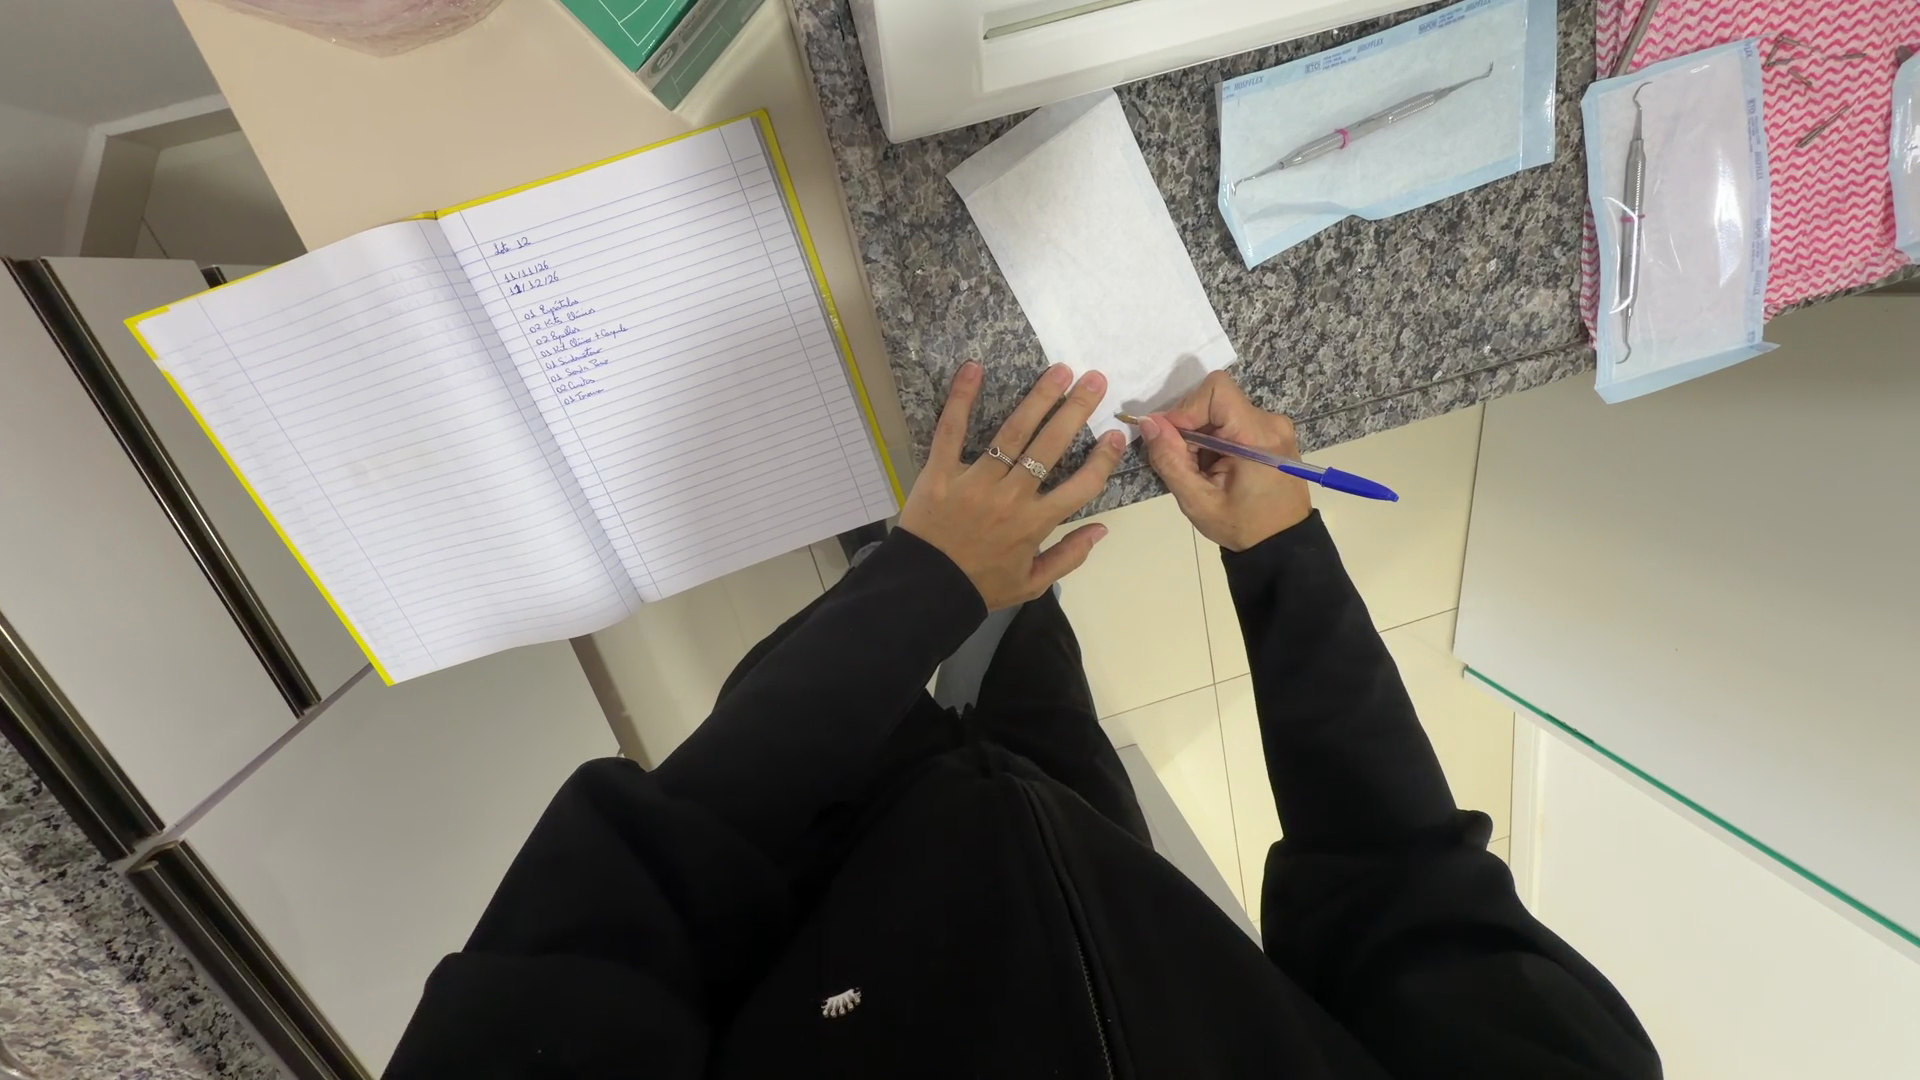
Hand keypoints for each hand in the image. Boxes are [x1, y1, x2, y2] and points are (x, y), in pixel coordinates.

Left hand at [899, 361, 1125, 609]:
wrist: (925, 590)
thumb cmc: (980, 586)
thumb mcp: (1031, 584)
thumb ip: (1069, 557)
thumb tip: (1103, 529)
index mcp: (1035, 523)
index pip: (1081, 486)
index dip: (1103, 460)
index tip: (1116, 435)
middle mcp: (1011, 497)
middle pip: (1050, 447)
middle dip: (1076, 410)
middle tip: (1095, 379)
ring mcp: (975, 481)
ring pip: (1012, 433)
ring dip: (1038, 398)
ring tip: (1060, 370)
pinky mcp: (941, 472)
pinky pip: (951, 430)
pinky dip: (961, 398)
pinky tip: (974, 368)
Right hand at [1138, 371, 1311, 551]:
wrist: (1281, 543)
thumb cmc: (1241, 526)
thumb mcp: (1197, 501)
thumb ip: (1169, 459)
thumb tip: (1147, 422)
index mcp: (1257, 436)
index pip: (1216, 390)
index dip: (1186, 408)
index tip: (1173, 440)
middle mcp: (1270, 421)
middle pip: (1214, 400)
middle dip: (1189, 427)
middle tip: (1186, 463)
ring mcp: (1272, 425)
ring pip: (1218, 410)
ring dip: (1199, 435)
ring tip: (1201, 469)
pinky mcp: (1268, 432)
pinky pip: (1229, 421)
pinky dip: (1212, 439)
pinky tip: (1214, 466)